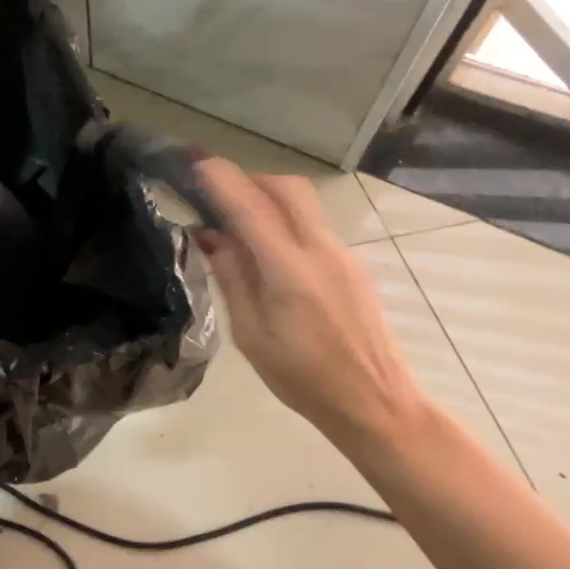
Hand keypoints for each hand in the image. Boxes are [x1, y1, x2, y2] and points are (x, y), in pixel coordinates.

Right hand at [194, 159, 424, 446]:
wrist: (378, 405)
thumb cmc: (303, 378)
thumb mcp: (250, 333)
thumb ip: (232, 276)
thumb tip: (210, 234)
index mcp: (290, 271)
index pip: (250, 207)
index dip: (220, 179)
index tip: (191, 163)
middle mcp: (321, 252)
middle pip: (285, 188)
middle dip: (246, 178)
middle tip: (213, 191)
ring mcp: (342, 256)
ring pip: (301, 203)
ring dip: (264, 196)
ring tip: (232, 218)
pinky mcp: (350, 266)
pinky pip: (310, 224)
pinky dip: (281, 218)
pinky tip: (262, 247)